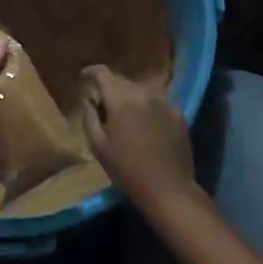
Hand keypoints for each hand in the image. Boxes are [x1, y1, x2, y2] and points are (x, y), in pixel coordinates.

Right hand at [80, 66, 197, 211]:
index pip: (103, 73)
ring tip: (125, 114)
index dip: (91, 72)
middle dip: (110, 88)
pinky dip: (147, 106)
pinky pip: (157, 101)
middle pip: (122, 80)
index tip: (84, 79)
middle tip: (103, 104)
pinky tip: (145, 123)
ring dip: (130, 96)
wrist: (169, 191)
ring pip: (140, 90)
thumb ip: (89, 117)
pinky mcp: (178, 113)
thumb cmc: (128, 171)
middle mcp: (143, 93)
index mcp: (121, 100)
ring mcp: (164, 102)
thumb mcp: (98, 146)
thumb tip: (89, 100)